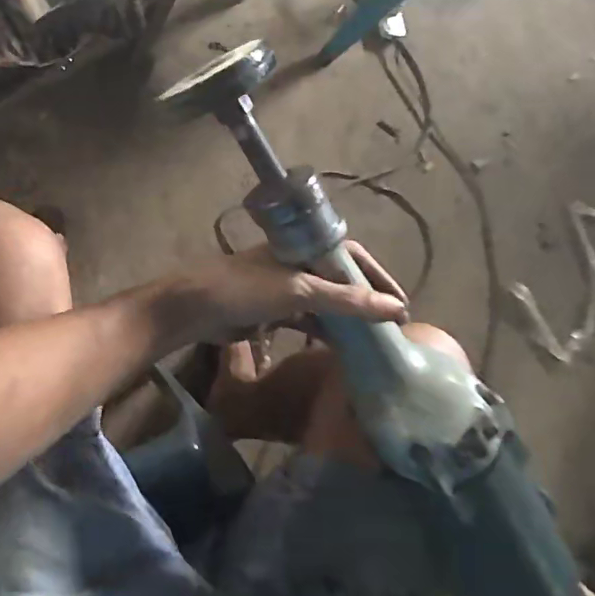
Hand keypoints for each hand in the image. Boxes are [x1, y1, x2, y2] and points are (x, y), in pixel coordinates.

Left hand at [146, 241, 407, 346]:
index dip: (377, 276)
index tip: (401, 303)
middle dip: (365, 299)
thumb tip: (396, 308)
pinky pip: (307, 318)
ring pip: (325, 301)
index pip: (351, 255)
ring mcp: (284, 286)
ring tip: (373, 342)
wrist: (194, 308)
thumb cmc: (246, 289)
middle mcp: (297, 262)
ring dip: (346, 318)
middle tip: (392, 326)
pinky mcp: (272, 309)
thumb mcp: (298, 292)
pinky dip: (324, 331)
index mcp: (304, 246)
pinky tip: (340, 349)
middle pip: (340, 278)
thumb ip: (345, 300)